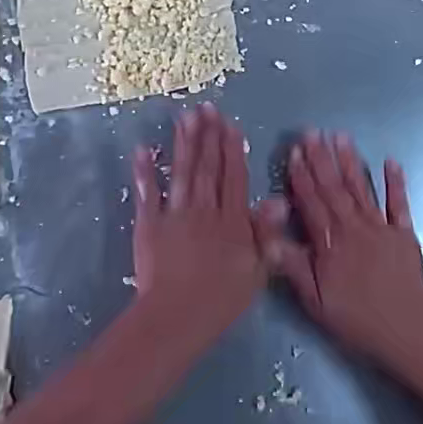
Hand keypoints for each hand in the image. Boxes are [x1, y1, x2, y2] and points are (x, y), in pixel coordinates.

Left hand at [129, 104, 264, 341]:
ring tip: (185, 117)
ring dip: (183, 143)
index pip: (233, 178)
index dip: (232, 151)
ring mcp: (174, 213)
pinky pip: (147, 192)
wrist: (178, 315)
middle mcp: (203, 210)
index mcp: (231, 221)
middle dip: (208, 136)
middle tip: (207, 108)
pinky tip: (143, 148)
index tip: (230, 126)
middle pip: (207, 168)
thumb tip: (279, 200)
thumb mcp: (256, 271)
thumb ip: (265, 233)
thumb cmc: (221, 299)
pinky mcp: (149, 222)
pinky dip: (145, 170)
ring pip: (181, 172)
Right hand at [257, 130, 422, 365]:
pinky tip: (390, 162)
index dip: (301, 176)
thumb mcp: (315, 299)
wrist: (409, 332)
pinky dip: (395, 183)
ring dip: (349, 162)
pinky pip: (398, 205)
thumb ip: (292, 265)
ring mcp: (380, 228)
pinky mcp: (403, 235)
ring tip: (340, 136)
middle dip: (321, 158)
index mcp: (330, 242)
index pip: (311, 202)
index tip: (293, 151)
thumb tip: (268, 236)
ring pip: (360, 188)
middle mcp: (354, 228)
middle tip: (312, 132)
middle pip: (333, 188)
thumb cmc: (356, 318)